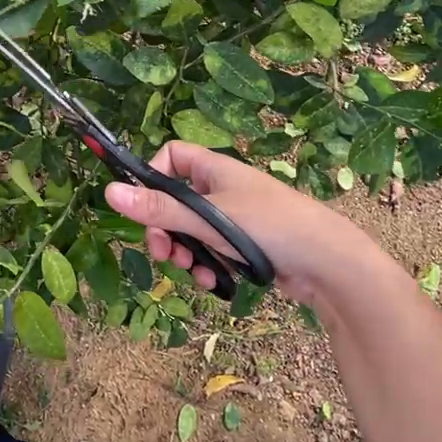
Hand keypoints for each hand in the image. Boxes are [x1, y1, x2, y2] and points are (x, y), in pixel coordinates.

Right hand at [103, 142, 385, 304]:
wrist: (332, 265)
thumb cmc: (271, 226)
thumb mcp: (208, 218)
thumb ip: (159, 208)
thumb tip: (109, 191)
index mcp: (214, 169)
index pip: (170, 157)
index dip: (153, 177)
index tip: (146, 205)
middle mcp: (222, 189)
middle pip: (175, 201)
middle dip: (164, 229)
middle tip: (163, 253)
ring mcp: (236, 219)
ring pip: (192, 231)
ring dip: (185, 253)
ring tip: (193, 273)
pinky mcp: (246, 248)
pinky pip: (212, 252)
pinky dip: (207, 267)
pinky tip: (213, 284)